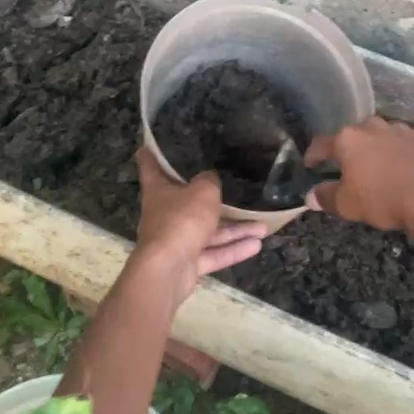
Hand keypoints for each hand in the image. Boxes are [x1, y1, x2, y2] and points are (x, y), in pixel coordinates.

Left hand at [133, 146, 265, 301]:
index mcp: (158, 190)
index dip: (151, 153)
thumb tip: (210, 178)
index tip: (150, 143)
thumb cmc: (181, 219)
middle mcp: (165, 213)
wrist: (168, 270)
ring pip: (208, 231)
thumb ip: (210, 181)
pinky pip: (213, 253)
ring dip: (234, 230)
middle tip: (230, 185)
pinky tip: (257, 245)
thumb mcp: (202, 191)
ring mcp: (176, 240)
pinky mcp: (187, 263)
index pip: (150, 166)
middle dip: (209, 196)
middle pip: (186, 200)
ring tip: (263, 226)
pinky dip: (233, 250)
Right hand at [306, 116, 413, 238]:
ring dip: (377, 147)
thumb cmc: (384, 199)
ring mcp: (399, 129)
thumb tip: (311, 195)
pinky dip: (402, 150)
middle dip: (349, 148)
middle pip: (354, 135)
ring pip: (381, 135)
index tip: (310, 163)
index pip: (323, 144)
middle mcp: (372, 127)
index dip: (314, 154)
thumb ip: (327, 197)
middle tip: (348, 166)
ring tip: (379, 165)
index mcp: (348, 140)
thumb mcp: (348, 205)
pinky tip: (406, 163)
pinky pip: (406, 141)